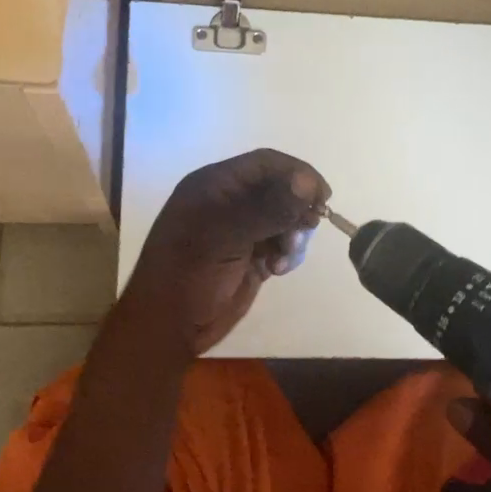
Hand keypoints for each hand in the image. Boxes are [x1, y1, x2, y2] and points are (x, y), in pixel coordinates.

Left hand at [117, 149, 329, 355]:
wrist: (168, 327)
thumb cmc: (187, 273)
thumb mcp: (225, 236)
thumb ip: (268, 208)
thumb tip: (308, 182)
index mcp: (215, 185)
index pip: (266, 164)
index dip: (297, 174)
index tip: (322, 196)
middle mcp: (229, 202)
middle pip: (280, 190)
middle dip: (297, 209)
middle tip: (308, 227)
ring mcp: (241, 231)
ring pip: (285, 219)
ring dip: (293, 236)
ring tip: (284, 257)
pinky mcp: (250, 258)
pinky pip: (281, 246)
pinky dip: (287, 255)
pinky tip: (276, 270)